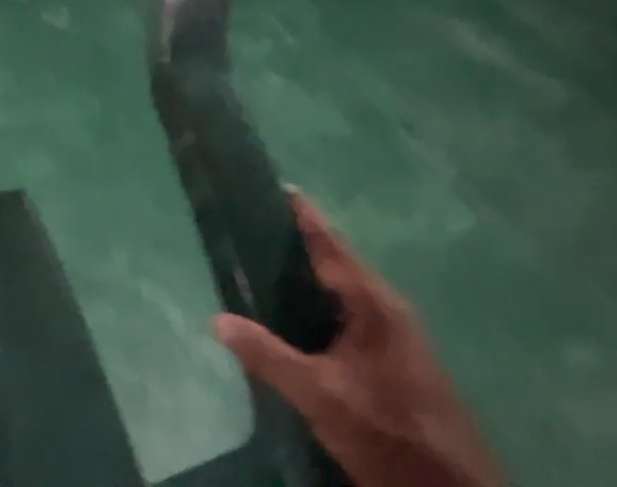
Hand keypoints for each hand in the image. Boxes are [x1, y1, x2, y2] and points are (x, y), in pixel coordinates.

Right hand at [213, 192, 502, 486]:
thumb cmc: (386, 431)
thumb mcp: (319, 395)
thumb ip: (268, 355)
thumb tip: (217, 319)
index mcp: (375, 306)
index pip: (332, 246)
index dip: (305, 217)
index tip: (279, 186)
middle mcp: (390, 311)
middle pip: (341, 264)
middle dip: (303, 243)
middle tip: (258, 224)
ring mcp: (399, 337)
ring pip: (347, 292)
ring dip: (313, 276)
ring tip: (269, 263)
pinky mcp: (398, 360)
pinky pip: (353, 314)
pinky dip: (323, 303)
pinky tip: (299, 316)